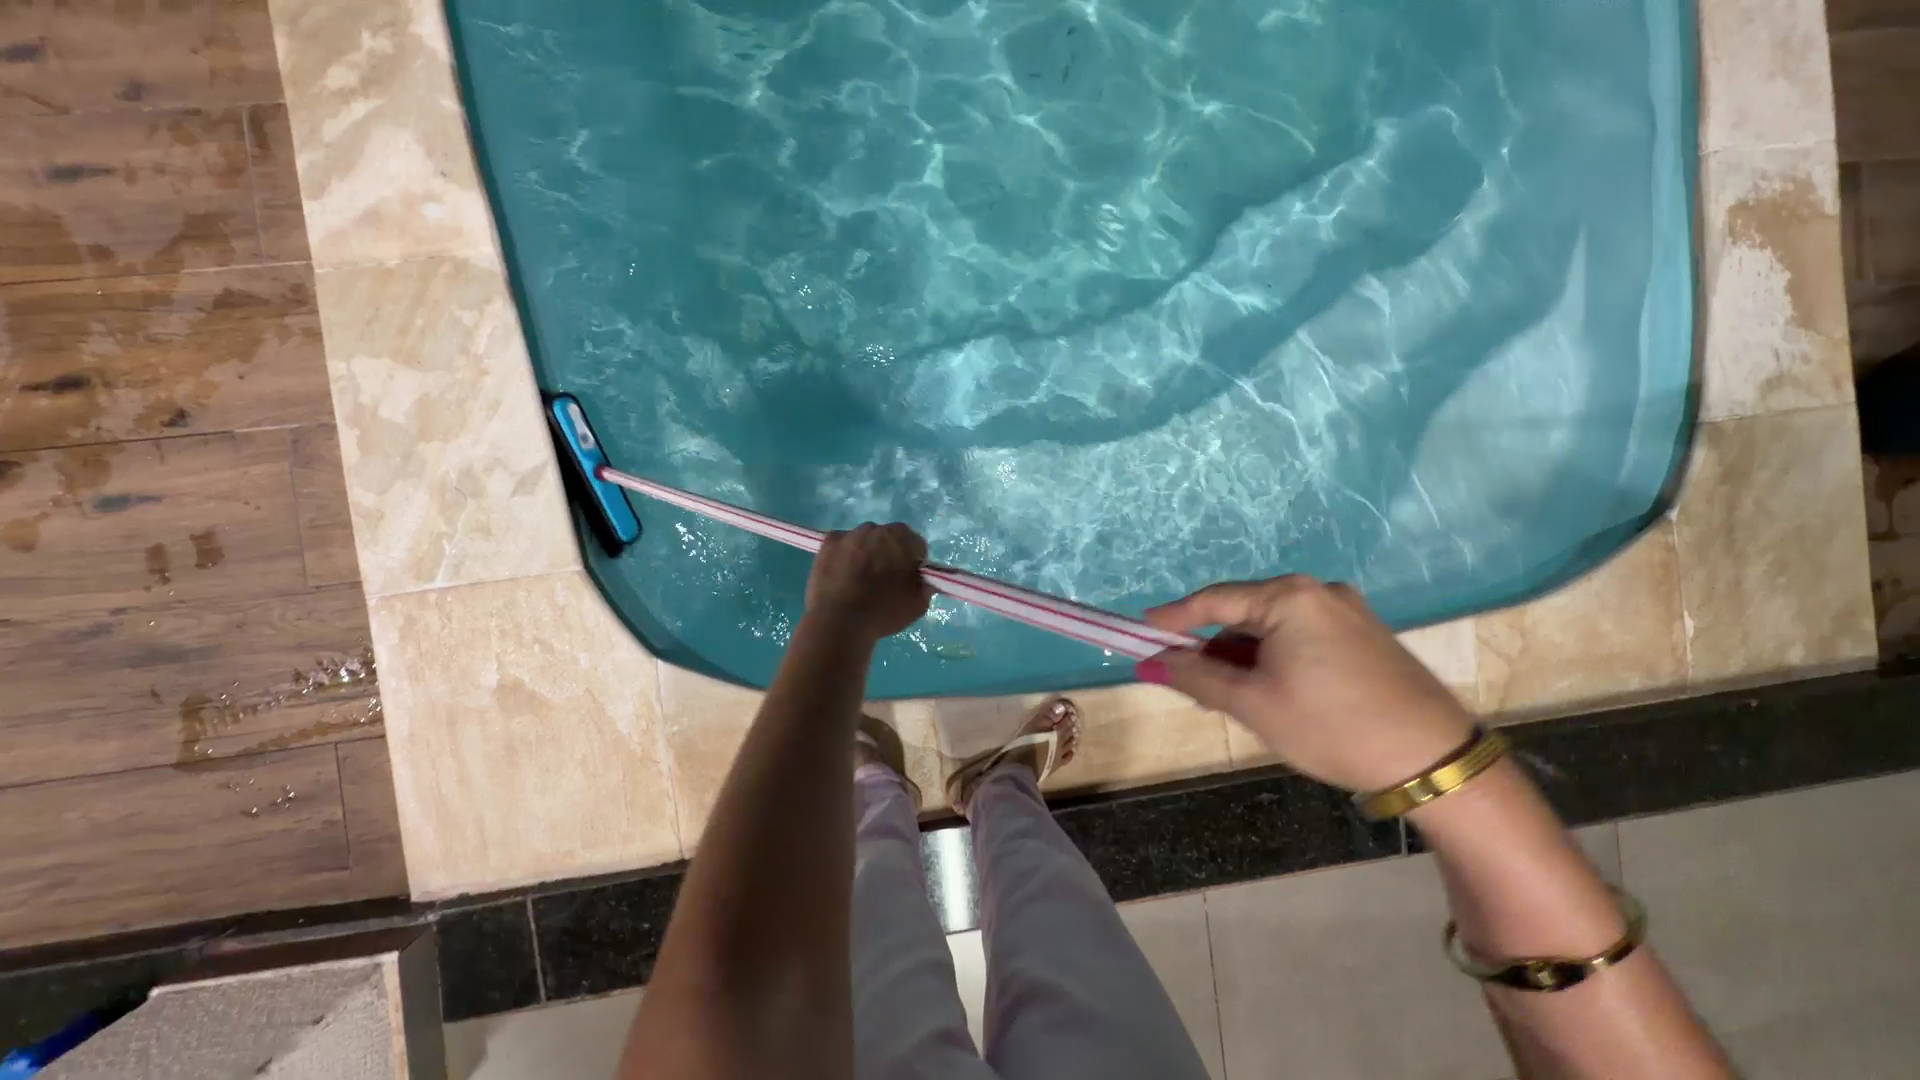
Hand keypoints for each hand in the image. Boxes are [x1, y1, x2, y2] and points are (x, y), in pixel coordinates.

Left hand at [804, 523, 933, 640]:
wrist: (840, 621)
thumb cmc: (883, 612)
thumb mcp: (918, 605)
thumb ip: (924, 586)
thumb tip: (922, 580)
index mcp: (902, 538)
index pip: (915, 545)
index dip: (914, 563)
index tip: (908, 580)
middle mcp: (876, 529)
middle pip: (888, 539)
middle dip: (888, 554)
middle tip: (884, 581)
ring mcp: (849, 534)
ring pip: (863, 541)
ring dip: (865, 554)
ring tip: (859, 581)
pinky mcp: (828, 543)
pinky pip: (841, 545)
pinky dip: (843, 556)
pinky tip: (842, 576)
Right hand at [1141, 576, 1474, 793]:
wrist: (1434, 760)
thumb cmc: (1332, 726)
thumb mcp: (1253, 704)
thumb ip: (1196, 677)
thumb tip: (1151, 663)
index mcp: (1290, 598)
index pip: (1214, 600)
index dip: (1173, 619)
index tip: (1140, 633)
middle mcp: (1319, 592)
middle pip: (1244, 614)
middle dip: (1213, 649)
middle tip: (1188, 684)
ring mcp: (1347, 613)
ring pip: (1273, 630)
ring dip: (1245, 659)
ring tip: (1233, 701)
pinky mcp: (1364, 637)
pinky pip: (1301, 639)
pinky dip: (1275, 661)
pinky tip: (1271, 695)